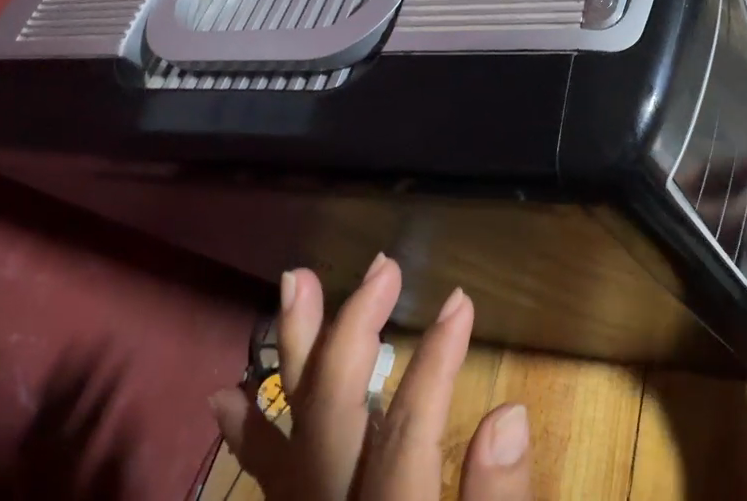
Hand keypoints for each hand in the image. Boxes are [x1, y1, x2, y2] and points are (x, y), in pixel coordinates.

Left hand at [209, 255, 532, 500]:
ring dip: (291, 359)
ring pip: (285, 437)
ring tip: (290, 292)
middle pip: (329, 419)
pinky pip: (270, 477)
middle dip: (352, 333)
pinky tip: (236, 397)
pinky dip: (252, 428)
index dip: (435, 364)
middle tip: (378, 268)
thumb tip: (510, 414)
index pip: (402, 435)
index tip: (461, 304)